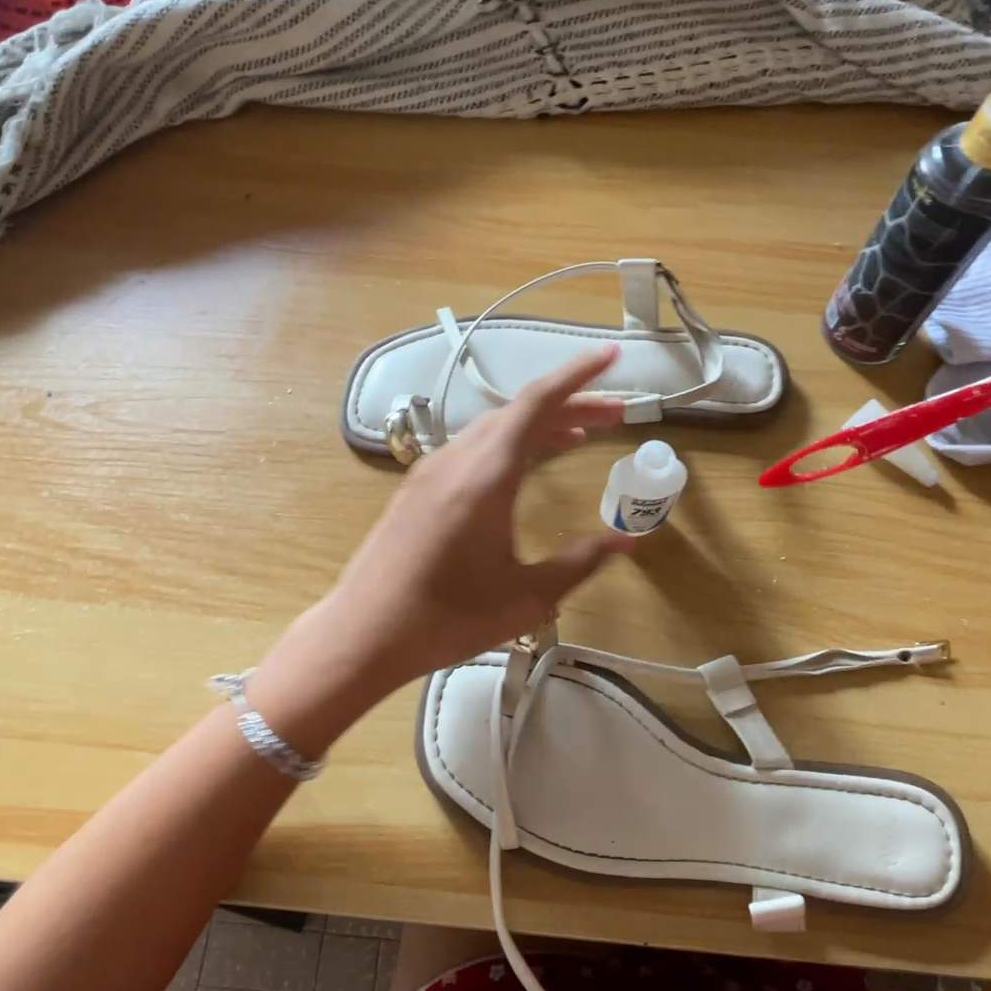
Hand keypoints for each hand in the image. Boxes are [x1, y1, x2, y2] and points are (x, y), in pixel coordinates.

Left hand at [249, 346, 634, 747]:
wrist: (363, 633)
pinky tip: (521, 470)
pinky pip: (470, 448)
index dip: (579, 375)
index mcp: (486, 475)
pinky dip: (507, 445)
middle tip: (614, 416)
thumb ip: (580, 562)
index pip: (538, 402)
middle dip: (571, 405)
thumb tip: (627, 541)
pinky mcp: (415, 490)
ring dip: (537, 426)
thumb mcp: (526, 597)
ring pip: (492, 429)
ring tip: (577, 437)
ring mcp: (430, 472)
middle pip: (518, 412)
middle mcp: (456, 460)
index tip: (612, 357)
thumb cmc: (447, 618)